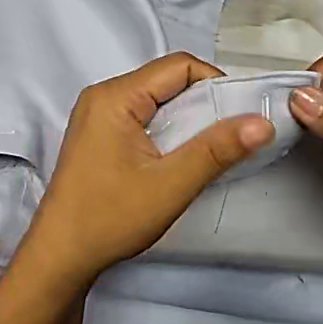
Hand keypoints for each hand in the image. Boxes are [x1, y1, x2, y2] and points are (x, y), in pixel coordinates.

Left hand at [16, 53, 273, 291]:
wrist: (60, 256)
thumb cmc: (110, 218)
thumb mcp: (171, 184)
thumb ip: (217, 149)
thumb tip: (262, 122)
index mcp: (115, 96)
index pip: (178, 67)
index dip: (216, 83)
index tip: (242, 112)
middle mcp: (103, 95)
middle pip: (166, 79)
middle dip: (204, 101)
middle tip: (234, 132)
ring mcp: (97, 113)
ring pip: (156, 98)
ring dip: (187, 116)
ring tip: (213, 145)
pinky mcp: (98, 133)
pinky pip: (142, 115)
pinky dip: (168, 127)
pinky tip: (183, 153)